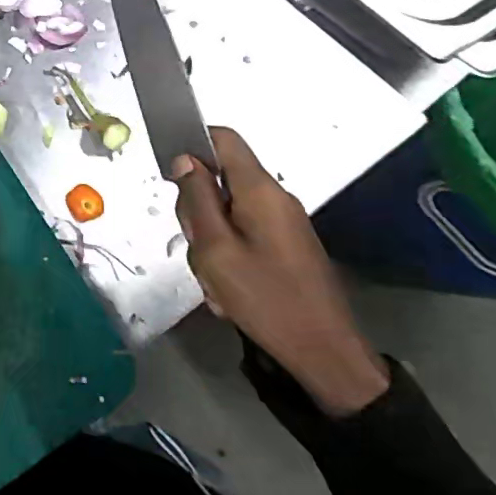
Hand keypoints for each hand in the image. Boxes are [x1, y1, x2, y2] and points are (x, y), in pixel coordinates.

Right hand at [171, 126, 389, 416]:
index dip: (191, 143)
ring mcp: (283, 223)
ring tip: (213, 273)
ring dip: (210, 235)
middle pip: (220, 177)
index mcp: (259, 191)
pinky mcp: (286, 246)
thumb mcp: (215, 248)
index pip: (223, 139)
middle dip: (197, 205)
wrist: (325, 355)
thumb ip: (196, 199)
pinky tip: (227, 285)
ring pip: (227, 209)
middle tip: (197, 243)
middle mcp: (275, 198)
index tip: (170, 174)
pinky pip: (243, 232)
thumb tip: (185, 159)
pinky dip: (227, 251)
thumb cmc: (266, 298)